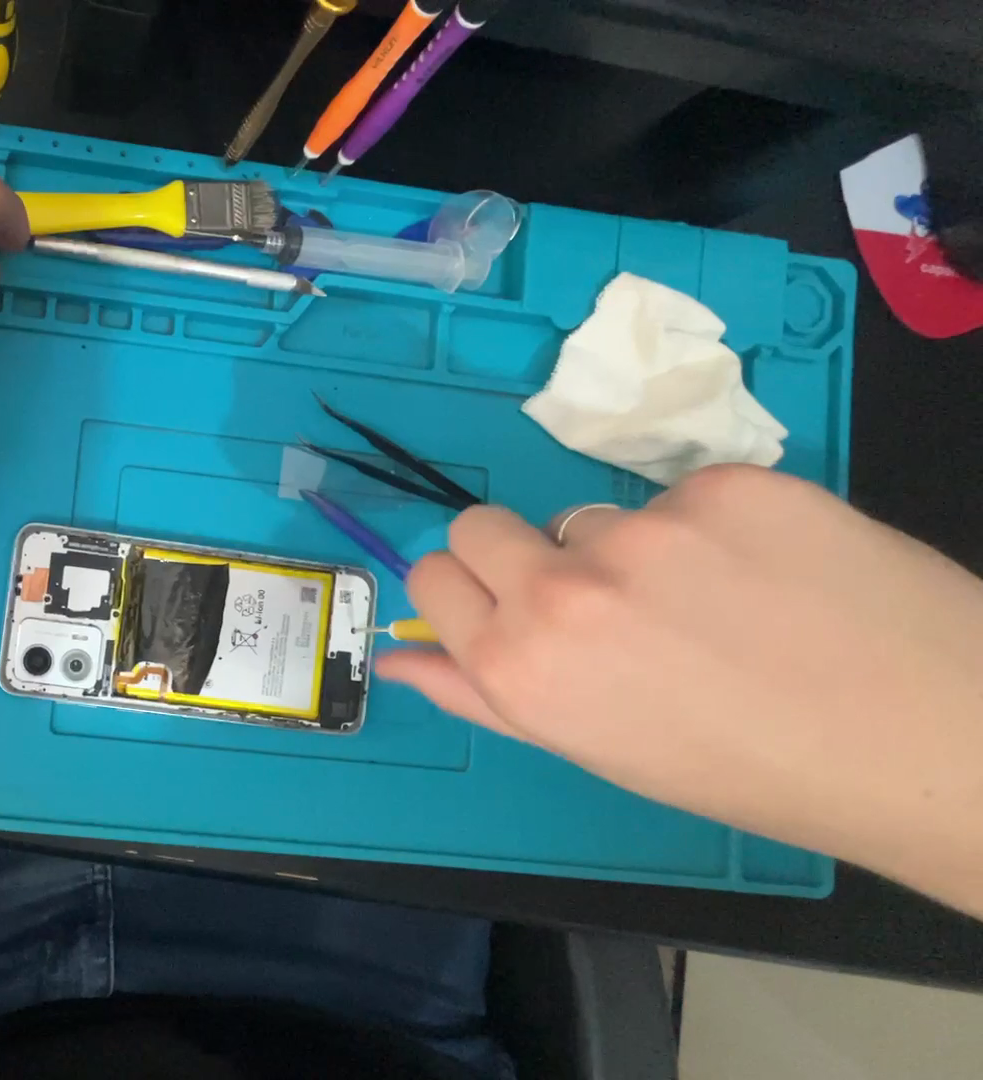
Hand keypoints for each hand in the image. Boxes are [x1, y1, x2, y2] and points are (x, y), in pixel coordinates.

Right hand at [378, 465, 982, 911]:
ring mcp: (643, 532)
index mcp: (516, 663)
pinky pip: (675, 494)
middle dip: (512, 554)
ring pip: (583, 516)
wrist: (938, 747)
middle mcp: (557, 592)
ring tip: (707, 600)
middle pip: (476, 524)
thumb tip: (396, 656)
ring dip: (621, 550)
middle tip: (586, 595)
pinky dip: (705, 527)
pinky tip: (765, 572)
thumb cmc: (737, 765)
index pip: (430, 574)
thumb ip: (474, 692)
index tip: (505, 606)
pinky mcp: (725, 487)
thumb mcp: (586, 743)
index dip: (465, 590)